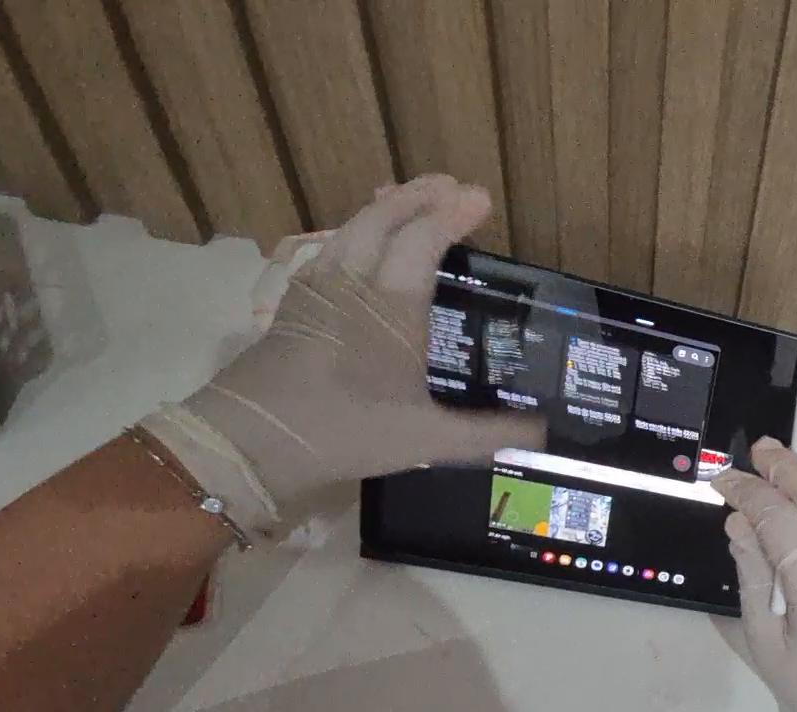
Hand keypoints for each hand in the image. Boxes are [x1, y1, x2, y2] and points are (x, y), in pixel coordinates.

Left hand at [142, 174, 537, 531]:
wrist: (250, 440)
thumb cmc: (346, 432)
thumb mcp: (431, 440)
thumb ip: (490, 434)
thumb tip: (546, 434)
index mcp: (389, 310)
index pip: (421, 243)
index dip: (451, 217)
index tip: (479, 198)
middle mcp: (352, 287)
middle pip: (381, 221)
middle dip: (418, 197)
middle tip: (452, 186)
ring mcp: (317, 292)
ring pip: (349, 230)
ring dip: (383, 208)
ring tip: (408, 196)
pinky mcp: (296, 305)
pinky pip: (329, 249)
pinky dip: (355, 232)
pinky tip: (360, 242)